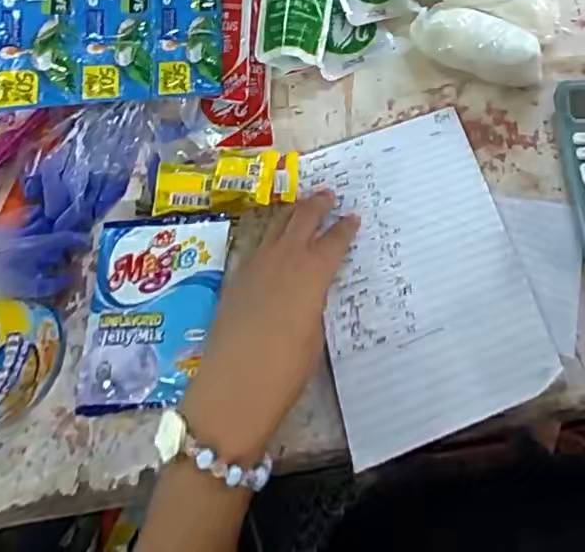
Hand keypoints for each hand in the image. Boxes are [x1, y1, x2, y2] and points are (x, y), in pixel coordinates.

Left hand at [179, 192, 358, 461]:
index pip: (334, 240)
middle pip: (303, 218)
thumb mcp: (314, 335)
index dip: (345, 227)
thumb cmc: (284, 371)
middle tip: (328, 195)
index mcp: (311, 272)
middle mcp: (284, 258)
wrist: (231, 388)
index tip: (353, 217)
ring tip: (303, 206)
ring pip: (277, 224)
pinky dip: (274, 234)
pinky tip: (276, 241)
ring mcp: (256, 263)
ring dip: (293, 212)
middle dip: (318, 204)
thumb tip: (312, 287)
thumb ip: (315, 301)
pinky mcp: (237, 275)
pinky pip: (260, 243)